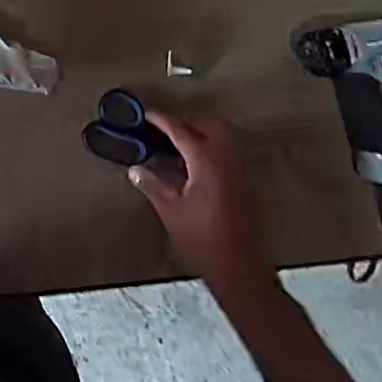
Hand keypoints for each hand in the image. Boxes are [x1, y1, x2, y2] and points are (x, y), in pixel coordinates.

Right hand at [129, 112, 272, 291]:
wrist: (239, 267)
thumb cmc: (204, 241)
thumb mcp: (171, 211)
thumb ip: (152, 184)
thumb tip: (137, 169)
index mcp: (206, 161)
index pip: (180, 129)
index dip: (160, 119)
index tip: (145, 114)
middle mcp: (227, 158)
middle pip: (206, 123)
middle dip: (183, 120)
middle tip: (160, 129)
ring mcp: (239, 168)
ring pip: (222, 132)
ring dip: (201, 129)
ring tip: (177, 141)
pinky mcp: (244, 180)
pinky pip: (229, 147)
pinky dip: (211, 143)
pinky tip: (194, 161)